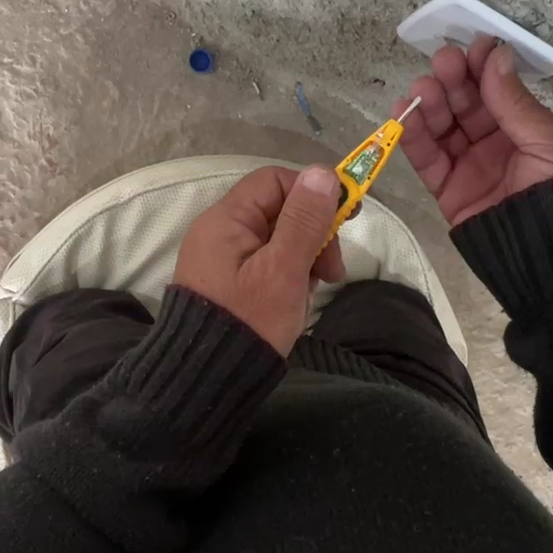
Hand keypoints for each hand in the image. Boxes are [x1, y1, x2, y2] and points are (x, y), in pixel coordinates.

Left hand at [172, 166, 345, 354]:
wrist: (207, 380)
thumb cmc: (250, 320)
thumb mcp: (284, 269)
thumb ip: (304, 220)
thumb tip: (322, 172)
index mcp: (226, 219)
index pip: (275, 181)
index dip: (312, 193)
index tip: (345, 218)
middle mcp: (219, 231)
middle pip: (278, 210)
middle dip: (313, 233)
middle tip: (333, 271)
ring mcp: (222, 258)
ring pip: (276, 238)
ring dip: (305, 256)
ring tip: (315, 289)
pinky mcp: (228, 282)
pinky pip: (266, 262)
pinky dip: (288, 274)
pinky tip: (298, 298)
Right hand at [398, 35, 552, 226]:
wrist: (551, 257)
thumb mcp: (549, 142)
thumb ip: (515, 103)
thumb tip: (496, 55)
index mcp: (522, 128)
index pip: (496, 89)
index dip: (482, 66)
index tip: (473, 46)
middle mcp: (492, 142)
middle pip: (463, 103)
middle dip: (452, 80)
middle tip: (443, 63)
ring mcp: (467, 164)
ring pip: (440, 126)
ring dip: (428, 103)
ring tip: (421, 89)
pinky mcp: (446, 188)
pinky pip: (425, 158)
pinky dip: (411, 136)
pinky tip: (403, 114)